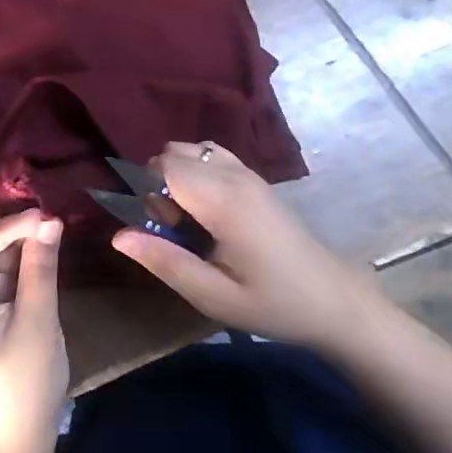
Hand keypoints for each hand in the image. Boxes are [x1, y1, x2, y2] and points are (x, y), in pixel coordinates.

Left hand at [0, 199, 68, 452]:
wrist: (23, 430)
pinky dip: (18, 238)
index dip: (6, 225)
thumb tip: (50, 219)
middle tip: (34, 192)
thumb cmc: (26, 383)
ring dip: (9, 221)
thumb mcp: (38, 324)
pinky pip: (0, 256)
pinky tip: (39, 223)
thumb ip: (40, 268)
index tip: (42, 212)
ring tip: (40, 200)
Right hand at [112, 141, 383, 348]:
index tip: (163, 228)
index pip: (164, 165)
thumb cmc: (273, 303)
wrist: (334, 300)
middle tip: (177, 230)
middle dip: (159, 184)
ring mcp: (247, 172)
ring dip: (177, 176)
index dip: (148, 192)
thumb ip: (164, 262)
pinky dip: (196, 172)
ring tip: (191, 219)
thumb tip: (118, 235)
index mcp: (223, 200)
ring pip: (190, 149)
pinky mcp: (255, 178)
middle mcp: (233, 174)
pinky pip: (210, 155)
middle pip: (172, 152)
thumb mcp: (214, 296)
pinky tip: (207, 210)